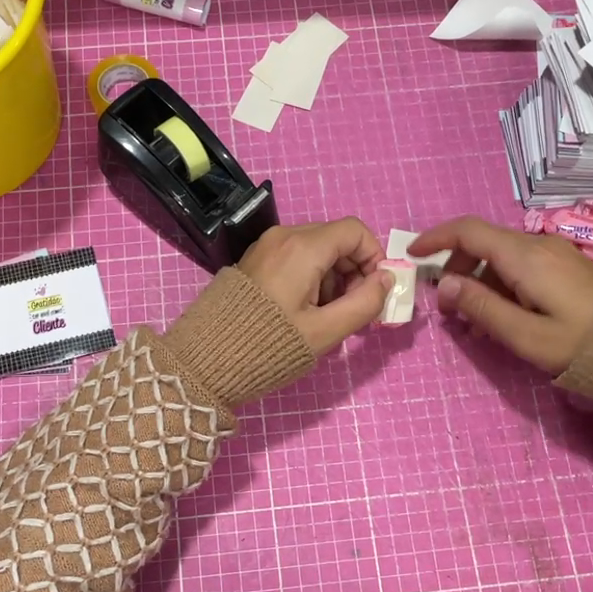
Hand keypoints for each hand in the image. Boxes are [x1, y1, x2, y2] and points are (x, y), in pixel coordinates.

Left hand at [237, 218, 391, 355]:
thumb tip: (386, 280)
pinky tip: (305, 313)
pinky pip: (295, 259)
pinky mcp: (254, 262)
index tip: (376, 292)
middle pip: (335, 239)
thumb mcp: (325, 331)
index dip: (374, 257)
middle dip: (354, 272)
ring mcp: (265, 248)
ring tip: (327, 318)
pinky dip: (311, 279)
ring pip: (316, 250)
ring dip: (333, 279)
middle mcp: (283, 237)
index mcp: (302, 247)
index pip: (355, 231)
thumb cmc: (270, 346)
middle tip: (354, 311)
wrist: (207, 360)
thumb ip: (364, 303)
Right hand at [409, 217, 592, 374]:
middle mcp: (538, 245)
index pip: (468, 230)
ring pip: (501, 256)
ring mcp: (555, 254)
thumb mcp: (523, 335)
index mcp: (525, 257)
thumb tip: (445, 285)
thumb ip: (481, 308)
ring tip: (474, 323)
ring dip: (479, 281)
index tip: (413, 254)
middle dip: (457, 268)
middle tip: (448, 309)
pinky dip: (500, 284)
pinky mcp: (566, 267)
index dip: (436, 237)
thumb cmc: (581, 345)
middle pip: (483, 242)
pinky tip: (503, 316)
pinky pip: (521, 265)